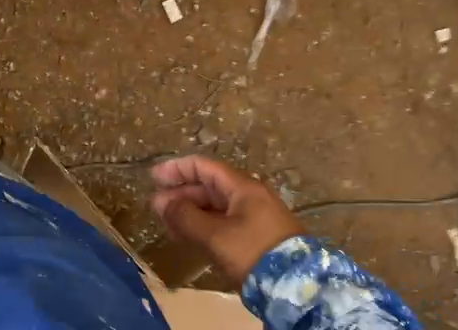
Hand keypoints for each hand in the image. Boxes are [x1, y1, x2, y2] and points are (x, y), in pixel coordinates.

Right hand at [149, 155, 303, 284]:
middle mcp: (251, 197)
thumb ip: (184, 216)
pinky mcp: (262, 239)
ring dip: (191, 214)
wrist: (303, 292)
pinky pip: (226, 224)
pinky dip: (206, 227)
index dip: (176, 169)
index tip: (154, 179)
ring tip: (171, 227)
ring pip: (216, 208)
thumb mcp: (214, 235)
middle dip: (181, 196)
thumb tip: (160, 203)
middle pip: (209, 187)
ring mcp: (259, 219)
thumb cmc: (255, 253)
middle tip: (158, 209)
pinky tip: (193, 239)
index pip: (203, 166)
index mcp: (243, 188)